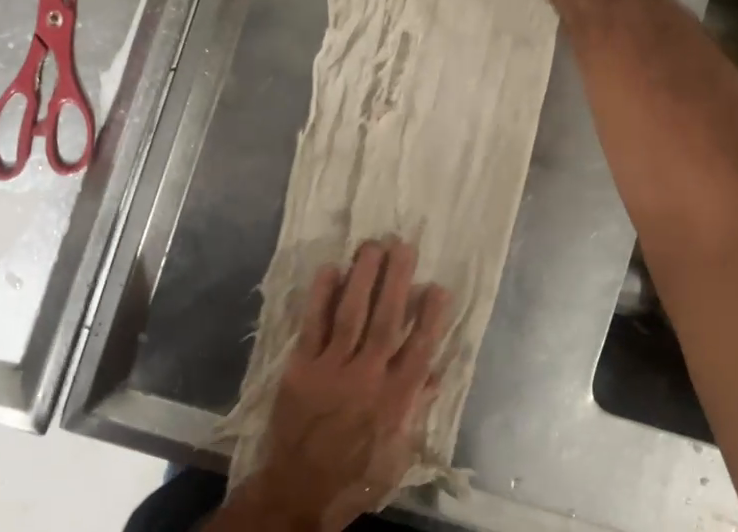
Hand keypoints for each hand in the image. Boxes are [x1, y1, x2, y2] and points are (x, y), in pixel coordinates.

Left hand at [237, 239, 451, 530]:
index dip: (430, 316)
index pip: (418, 349)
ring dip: (362, 277)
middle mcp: (367, 378)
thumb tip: (435, 373)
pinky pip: (313, 325)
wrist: (300, 490)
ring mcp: (331, 369)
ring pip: (350, 314)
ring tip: (371, 246)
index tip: (437, 286)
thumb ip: (414, 409)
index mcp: (395, 401)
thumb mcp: (397, 453)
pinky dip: (321, 297)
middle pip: (385, 320)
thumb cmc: (355, 475)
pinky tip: (329, 269)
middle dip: (396, 281)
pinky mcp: (301, 367)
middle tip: (403, 246)